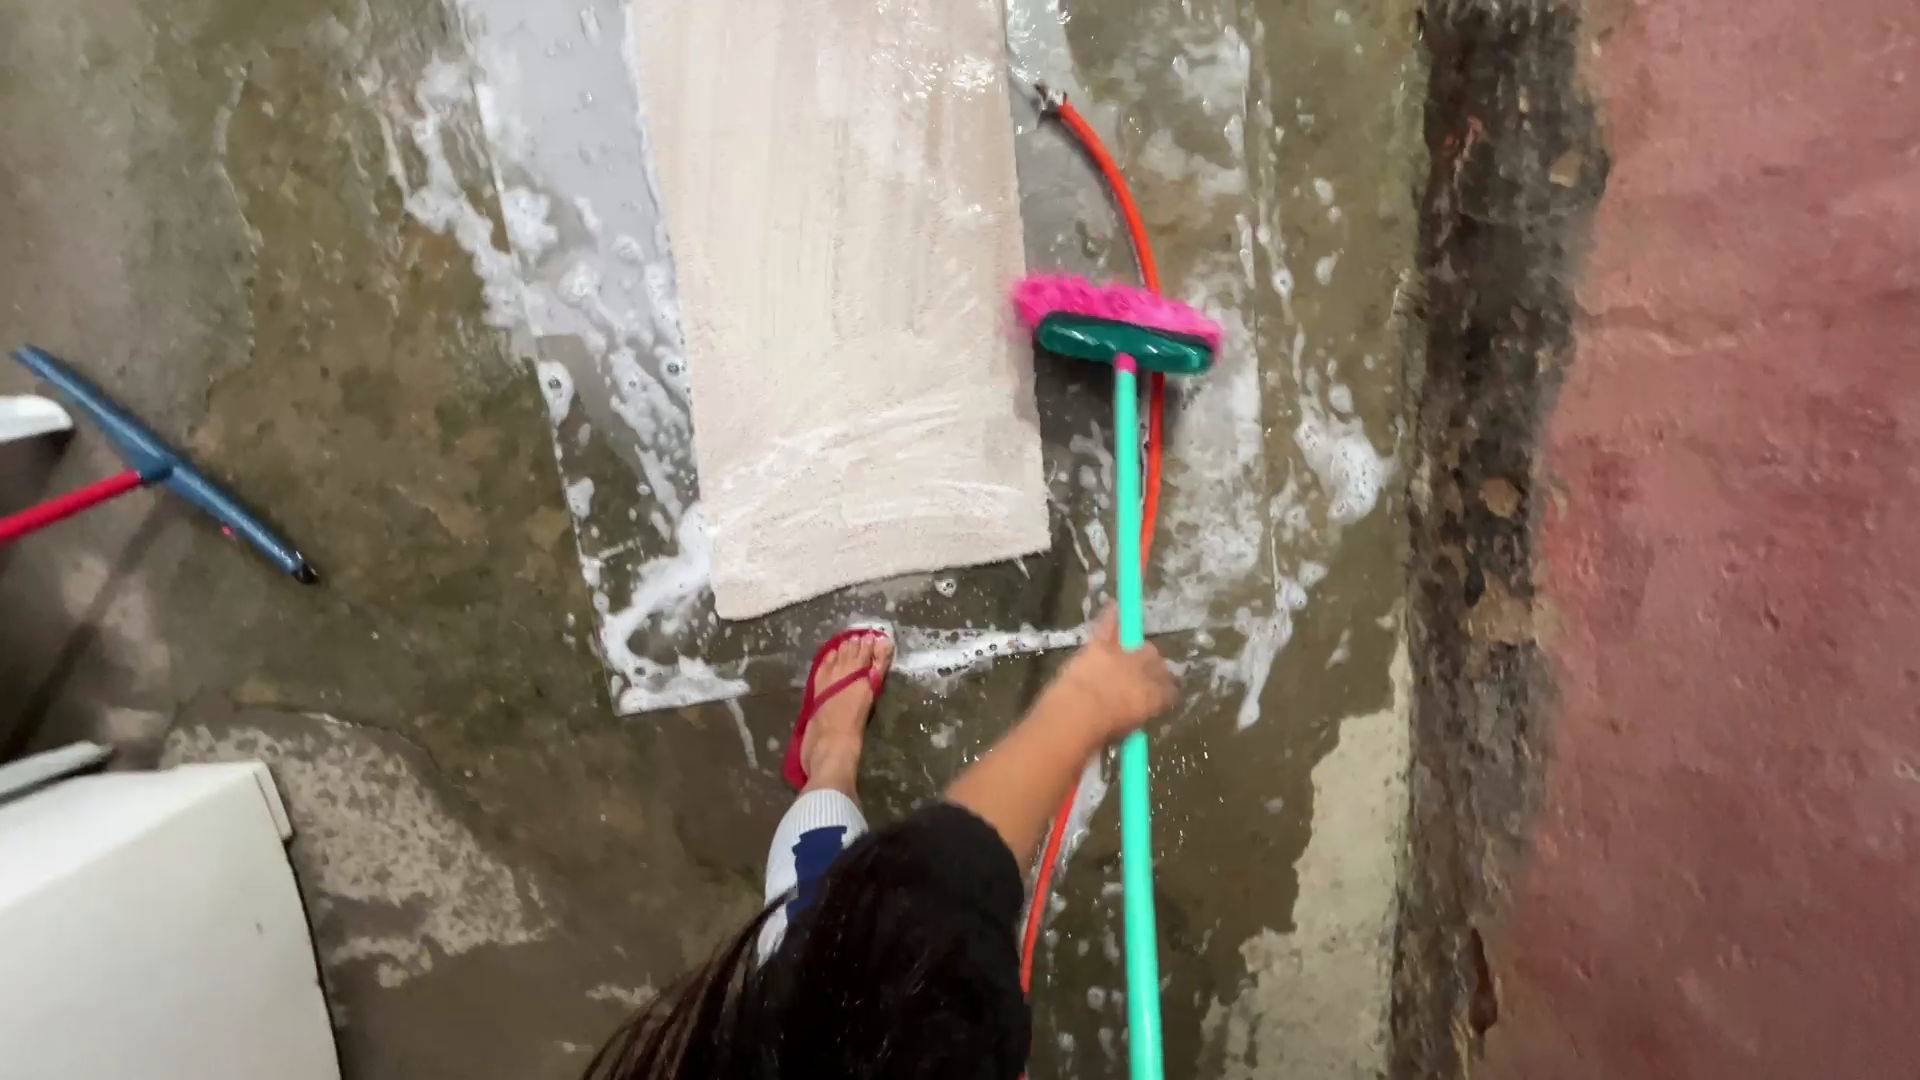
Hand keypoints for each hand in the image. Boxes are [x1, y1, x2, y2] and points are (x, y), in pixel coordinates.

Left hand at [1052, 608, 1179, 739]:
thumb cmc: (1099, 731)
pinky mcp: (1102, 646)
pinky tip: (1114, 604)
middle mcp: (1145, 674)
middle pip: (1157, 664)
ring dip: (1139, 649)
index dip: (1166, 690)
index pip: (1170, 691)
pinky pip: (1109, 626)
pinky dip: (1112, 615)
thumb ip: (1133, 723)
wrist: (1079, 711)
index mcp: (1154, 699)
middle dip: (1154, 667)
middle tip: (1144, 674)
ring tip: (1135, 652)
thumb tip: (1130, 721)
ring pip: (1141, 648)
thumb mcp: (1125, 732)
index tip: (1164, 694)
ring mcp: (1124, 656)